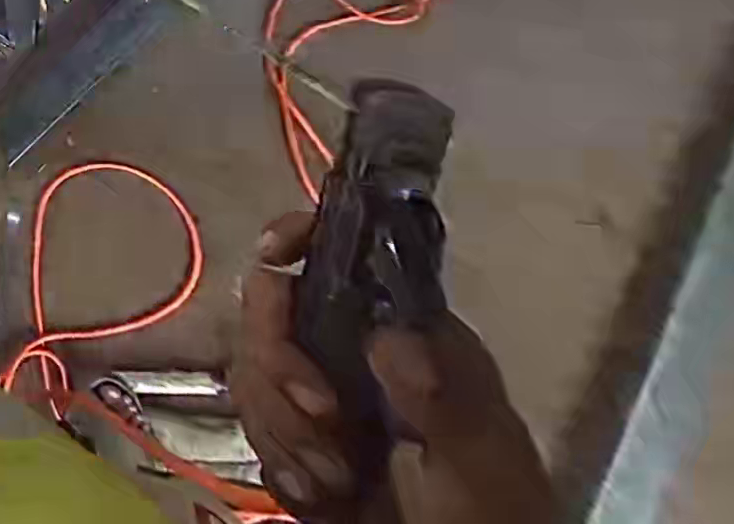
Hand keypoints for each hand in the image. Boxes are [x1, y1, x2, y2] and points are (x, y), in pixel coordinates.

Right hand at [232, 212, 556, 523]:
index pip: (337, 255)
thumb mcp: (486, 474)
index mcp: (395, 328)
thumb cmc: (488, 522)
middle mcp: (343, 339)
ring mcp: (307, 377)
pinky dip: (273, 450)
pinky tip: (313, 492)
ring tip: (333, 480)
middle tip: (321, 417)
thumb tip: (388, 338)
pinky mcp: (282, 417)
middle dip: (277, 360)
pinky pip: (245, 409)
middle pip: (267, 304)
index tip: (274, 255)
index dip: (297, 237)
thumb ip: (447, 407)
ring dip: (279, 421)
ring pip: (248, 359)